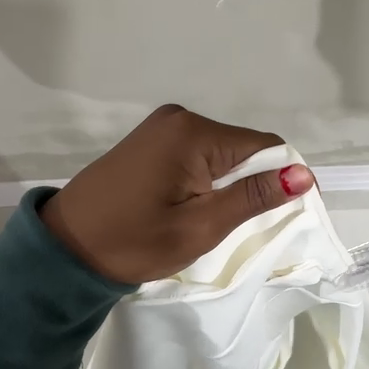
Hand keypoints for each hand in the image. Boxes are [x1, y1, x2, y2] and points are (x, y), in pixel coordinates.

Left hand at [40, 105, 314, 283]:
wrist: (65, 249)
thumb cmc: (133, 242)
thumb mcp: (200, 226)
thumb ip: (252, 198)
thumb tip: (303, 174)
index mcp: (193, 133)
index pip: (264, 146)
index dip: (283, 178)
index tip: (286, 216)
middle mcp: (180, 119)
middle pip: (244, 148)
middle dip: (254, 184)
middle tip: (245, 227)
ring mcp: (162, 128)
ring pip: (223, 154)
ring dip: (230, 185)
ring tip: (217, 221)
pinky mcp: (151, 142)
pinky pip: (198, 156)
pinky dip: (208, 181)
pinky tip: (196, 208)